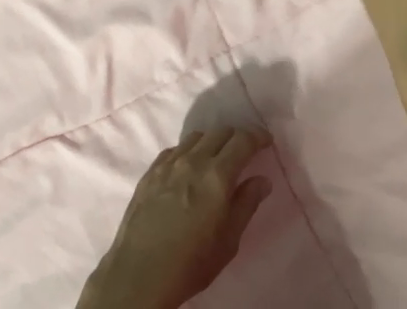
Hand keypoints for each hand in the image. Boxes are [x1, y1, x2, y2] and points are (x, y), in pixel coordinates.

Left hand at [78, 127, 273, 308]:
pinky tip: (188, 169)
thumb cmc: (191, 262)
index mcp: (217, 176)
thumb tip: (262, 180)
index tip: (266, 142)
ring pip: (196, 137)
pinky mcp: (150, 172)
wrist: (140, 273)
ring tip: (215, 159)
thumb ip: (247, 204)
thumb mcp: (229, 241)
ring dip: (211, 142)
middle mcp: (193, 161)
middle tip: (244, 152)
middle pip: (220, 132)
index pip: (242, 141)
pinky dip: (188, 152)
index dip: (257, 137)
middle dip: (236, 137)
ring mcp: (168, 164)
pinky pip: (174, 150)